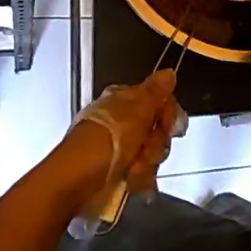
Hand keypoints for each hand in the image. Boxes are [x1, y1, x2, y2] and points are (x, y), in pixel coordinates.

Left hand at [70, 69, 186, 197]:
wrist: (81, 176)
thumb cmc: (111, 136)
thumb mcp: (138, 107)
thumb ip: (157, 90)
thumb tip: (169, 72)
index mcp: (125, 100)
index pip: (159, 101)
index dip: (168, 114)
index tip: (167, 124)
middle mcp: (124, 122)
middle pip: (159, 130)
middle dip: (157, 143)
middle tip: (145, 147)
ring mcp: (122, 147)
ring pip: (153, 154)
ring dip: (147, 162)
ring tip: (133, 167)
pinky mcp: (120, 171)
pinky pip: (144, 173)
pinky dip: (139, 178)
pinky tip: (130, 179)